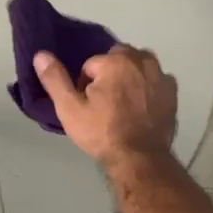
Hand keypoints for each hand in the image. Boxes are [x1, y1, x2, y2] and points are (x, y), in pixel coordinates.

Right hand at [33, 46, 179, 163]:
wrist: (139, 158)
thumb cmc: (101, 133)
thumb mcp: (70, 109)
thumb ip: (55, 80)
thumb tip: (40, 54)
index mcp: (114, 62)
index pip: (91, 65)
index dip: (85, 85)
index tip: (87, 106)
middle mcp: (141, 60)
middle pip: (117, 59)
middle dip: (109, 75)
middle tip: (103, 104)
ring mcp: (160, 75)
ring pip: (138, 65)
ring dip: (129, 76)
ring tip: (122, 104)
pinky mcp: (172, 91)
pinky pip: (155, 79)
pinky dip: (147, 87)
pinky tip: (140, 108)